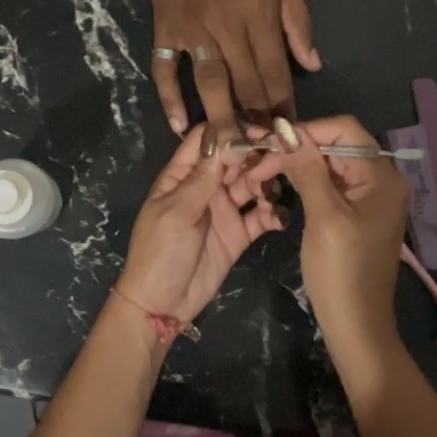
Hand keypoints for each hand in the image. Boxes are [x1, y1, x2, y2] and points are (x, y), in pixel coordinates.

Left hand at [115, 125, 282, 326]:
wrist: (160, 305)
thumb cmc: (159, 253)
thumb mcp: (176, 212)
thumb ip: (202, 178)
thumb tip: (224, 138)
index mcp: (181, 176)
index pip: (206, 141)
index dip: (230, 132)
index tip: (257, 131)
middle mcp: (205, 187)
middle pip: (235, 160)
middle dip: (256, 156)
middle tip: (278, 158)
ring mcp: (224, 210)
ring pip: (252, 184)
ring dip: (266, 183)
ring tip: (273, 192)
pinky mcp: (238, 234)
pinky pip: (261, 216)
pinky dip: (273, 213)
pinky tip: (277, 217)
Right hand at [144, 0, 319, 137]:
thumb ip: (298, 21)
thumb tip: (312, 63)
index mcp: (259, 14)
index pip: (275, 73)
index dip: (283, 107)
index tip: (289, 135)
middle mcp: (227, 28)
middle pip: (245, 85)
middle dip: (257, 122)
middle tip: (264, 153)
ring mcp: (193, 31)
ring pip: (209, 85)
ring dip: (221, 120)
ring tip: (229, 151)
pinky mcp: (166, 29)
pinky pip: (166, 70)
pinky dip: (170, 99)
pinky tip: (181, 125)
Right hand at [256, 116, 408, 334]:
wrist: (356, 324)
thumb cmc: (341, 271)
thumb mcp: (323, 217)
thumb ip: (308, 170)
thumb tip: (288, 133)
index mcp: (381, 176)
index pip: (344, 130)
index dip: (306, 130)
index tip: (269, 142)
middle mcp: (380, 180)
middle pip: (336, 145)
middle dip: (297, 149)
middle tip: (258, 162)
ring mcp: (369, 198)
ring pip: (329, 164)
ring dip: (297, 165)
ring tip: (261, 174)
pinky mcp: (356, 213)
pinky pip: (330, 185)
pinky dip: (305, 182)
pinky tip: (279, 187)